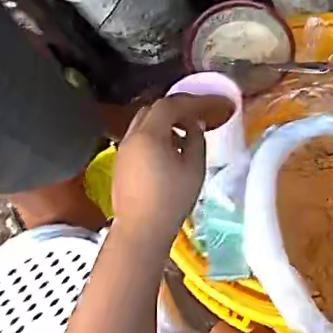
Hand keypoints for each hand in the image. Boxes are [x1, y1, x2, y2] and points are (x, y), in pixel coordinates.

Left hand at [108, 95, 232, 244]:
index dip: (193, 102)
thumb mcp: (194, 167)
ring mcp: (123, 150)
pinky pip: (138, 139)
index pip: (170, 105)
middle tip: (197, 116)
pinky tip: (169, 153)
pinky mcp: (121, 164)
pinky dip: (155, 136)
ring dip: (164, 123)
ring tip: (185, 136)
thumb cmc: (172, 199)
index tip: (211, 105)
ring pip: (143, 124)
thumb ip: (195, 140)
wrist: (142, 230)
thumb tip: (193, 126)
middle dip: (177, 109)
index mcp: (149, 134)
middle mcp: (131, 137)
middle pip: (153, 110)